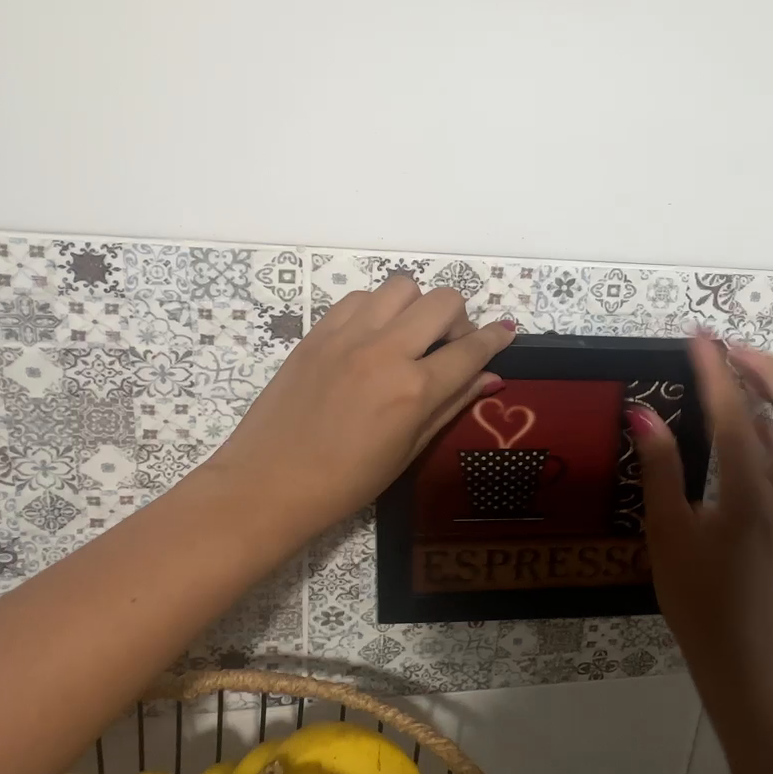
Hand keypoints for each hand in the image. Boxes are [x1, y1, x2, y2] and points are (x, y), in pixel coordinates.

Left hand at [202, 276, 515, 537]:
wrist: (266, 486)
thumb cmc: (345, 482)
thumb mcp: (408, 451)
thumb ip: (451, 405)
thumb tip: (490, 378)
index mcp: (413, 390)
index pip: (471, 349)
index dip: (496, 339)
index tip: (506, 332)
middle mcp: (386, 351)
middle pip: (443, 301)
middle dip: (459, 319)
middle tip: (448, 347)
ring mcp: (348, 336)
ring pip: (402, 287)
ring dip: (417, 306)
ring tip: (408, 336)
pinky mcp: (318, 332)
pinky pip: (360, 297)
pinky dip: (377, 309)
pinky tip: (371, 337)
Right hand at [632, 335, 772, 685]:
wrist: (740, 648)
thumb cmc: (697, 595)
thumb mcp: (667, 533)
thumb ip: (661, 469)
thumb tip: (644, 414)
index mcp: (748, 493)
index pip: (736, 416)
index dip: (716, 373)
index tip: (700, 339)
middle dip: (769, 371)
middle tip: (731, 348)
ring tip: (747, 371)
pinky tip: (756, 417)